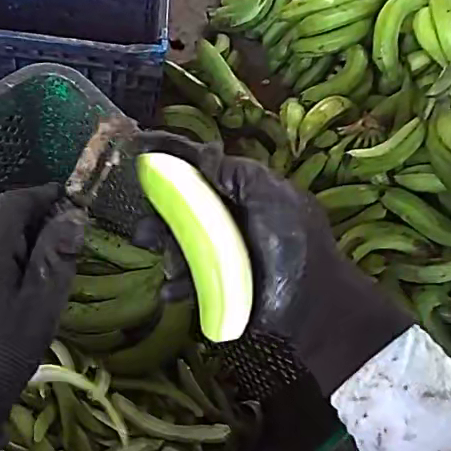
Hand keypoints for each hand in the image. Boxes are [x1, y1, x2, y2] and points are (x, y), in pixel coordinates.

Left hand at [0, 183, 87, 450]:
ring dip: (27, 239)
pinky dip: (15, 257)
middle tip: (71, 232)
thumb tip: (72, 216)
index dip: (42, 194)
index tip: (72, 200)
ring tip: (58, 257)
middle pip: (2, 219)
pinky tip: (33, 280)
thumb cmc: (9, 348)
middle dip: (37, 217)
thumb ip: (56, 256)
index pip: (11, 203)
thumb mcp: (42, 302)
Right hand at [135, 132, 413, 394]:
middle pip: (177, 209)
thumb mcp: (271, 195)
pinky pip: (184, 281)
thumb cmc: (294, 242)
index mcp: (239, 192)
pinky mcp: (214, 285)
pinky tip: (173, 288)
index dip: (170, 155)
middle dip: (158, 217)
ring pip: (176, 245)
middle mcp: (225, 219)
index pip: (199, 166)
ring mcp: (217, 253)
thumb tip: (204, 153)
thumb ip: (237, 173)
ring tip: (172, 265)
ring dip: (167, 252)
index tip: (139, 147)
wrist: (311, 303)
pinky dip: (175, 284)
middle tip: (146, 231)